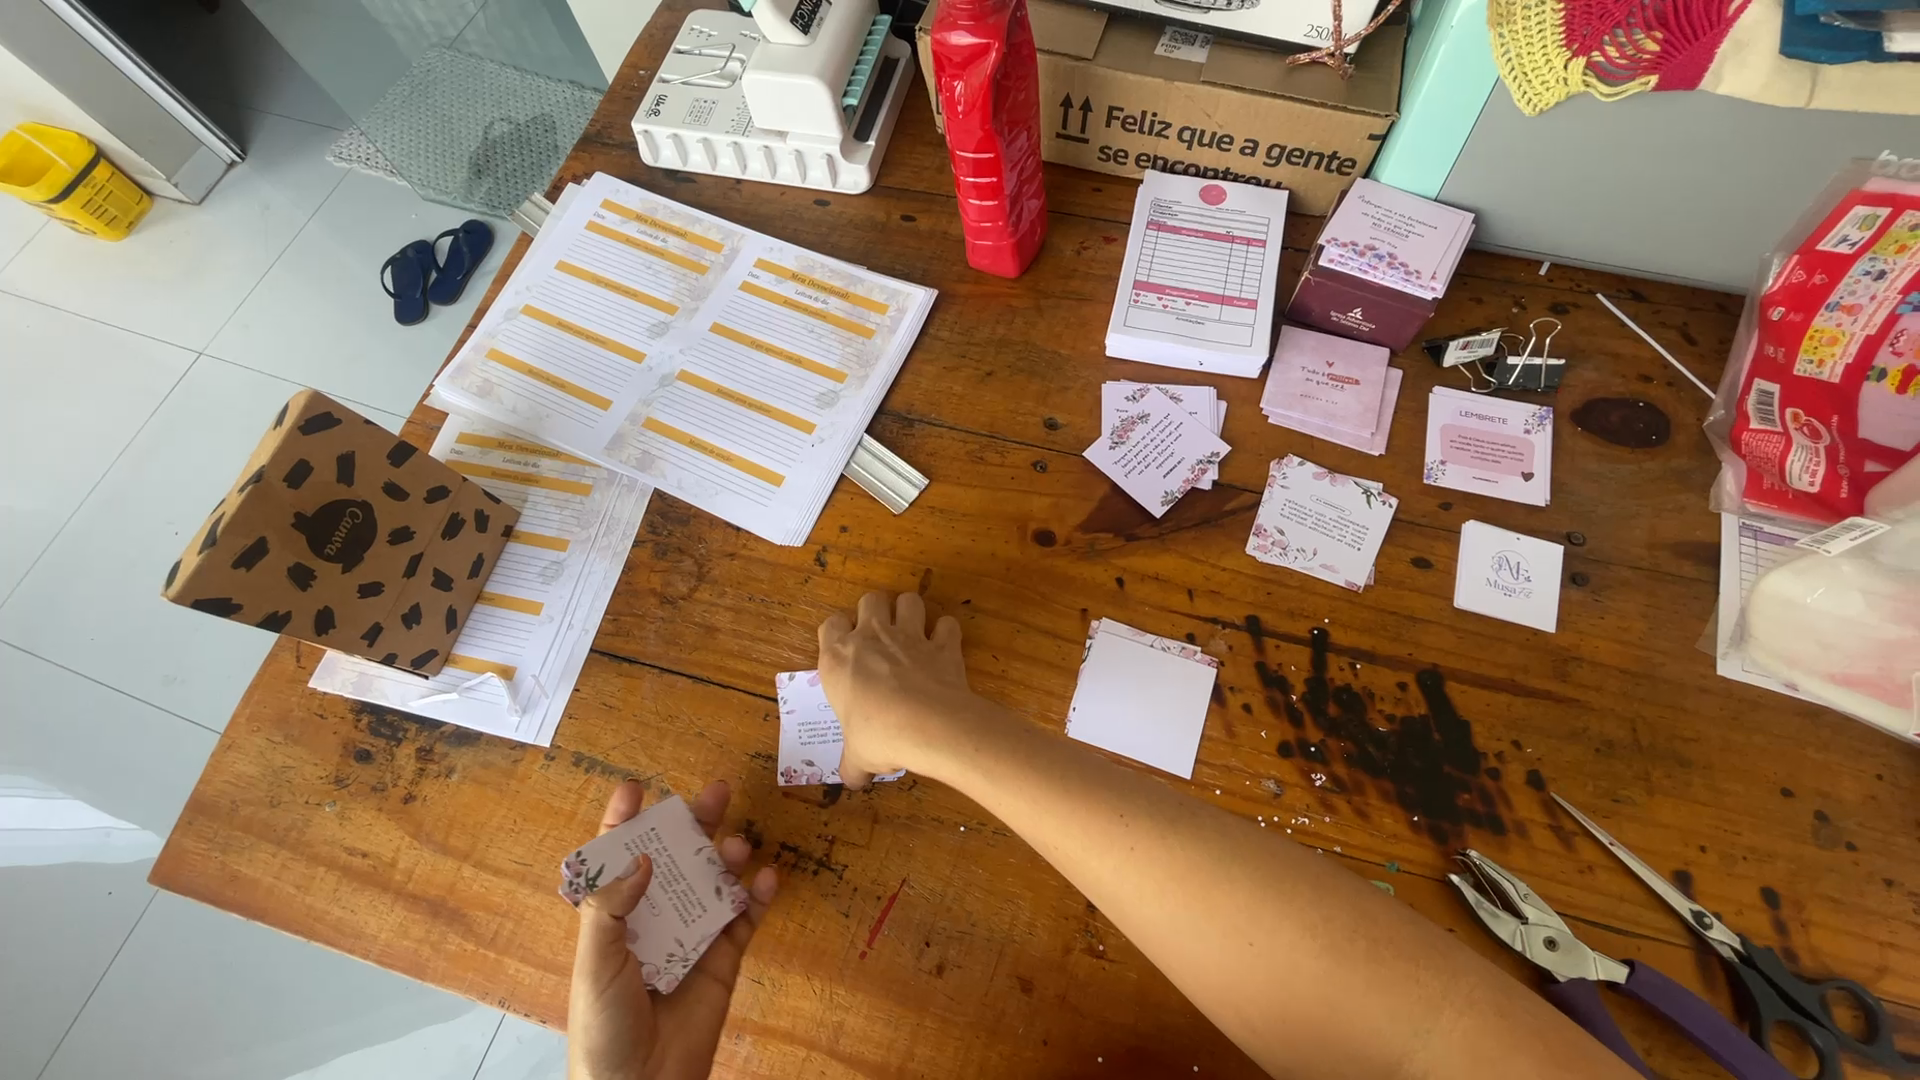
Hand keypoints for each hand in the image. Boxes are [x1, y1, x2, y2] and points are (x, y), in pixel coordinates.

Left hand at [567, 779, 778, 1079]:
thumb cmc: (605, 1026)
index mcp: (617, 917)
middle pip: (677, 857)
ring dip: (729, 856)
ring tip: (737, 848)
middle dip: (695, 822)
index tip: (635, 788)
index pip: (618, 860)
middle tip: (716, 793)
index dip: (624, 823)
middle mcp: (657, 916)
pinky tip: (767, 877)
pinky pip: (747, 915)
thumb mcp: (596, 965)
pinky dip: (760, 893)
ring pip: (716, 878)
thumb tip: (642, 859)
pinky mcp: (726, 954)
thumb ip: (612, 909)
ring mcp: (695, 932)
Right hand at [817, 591, 974, 784]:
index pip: (829, 624)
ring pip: (909, 599)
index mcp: (838, 658)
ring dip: (911, 611)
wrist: (926, 726)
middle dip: (875, 610)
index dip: (838, 633)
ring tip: (913, 631)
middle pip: (870, 599)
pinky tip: (944, 646)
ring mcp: (910, 636)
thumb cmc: (877, 736)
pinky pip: (947, 624)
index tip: (845, 649)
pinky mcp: (943, 644)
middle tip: (880, 634)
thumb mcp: (858, 756)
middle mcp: (872, 637)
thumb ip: (853, 765)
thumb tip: (853, 782)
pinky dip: (947, 632)